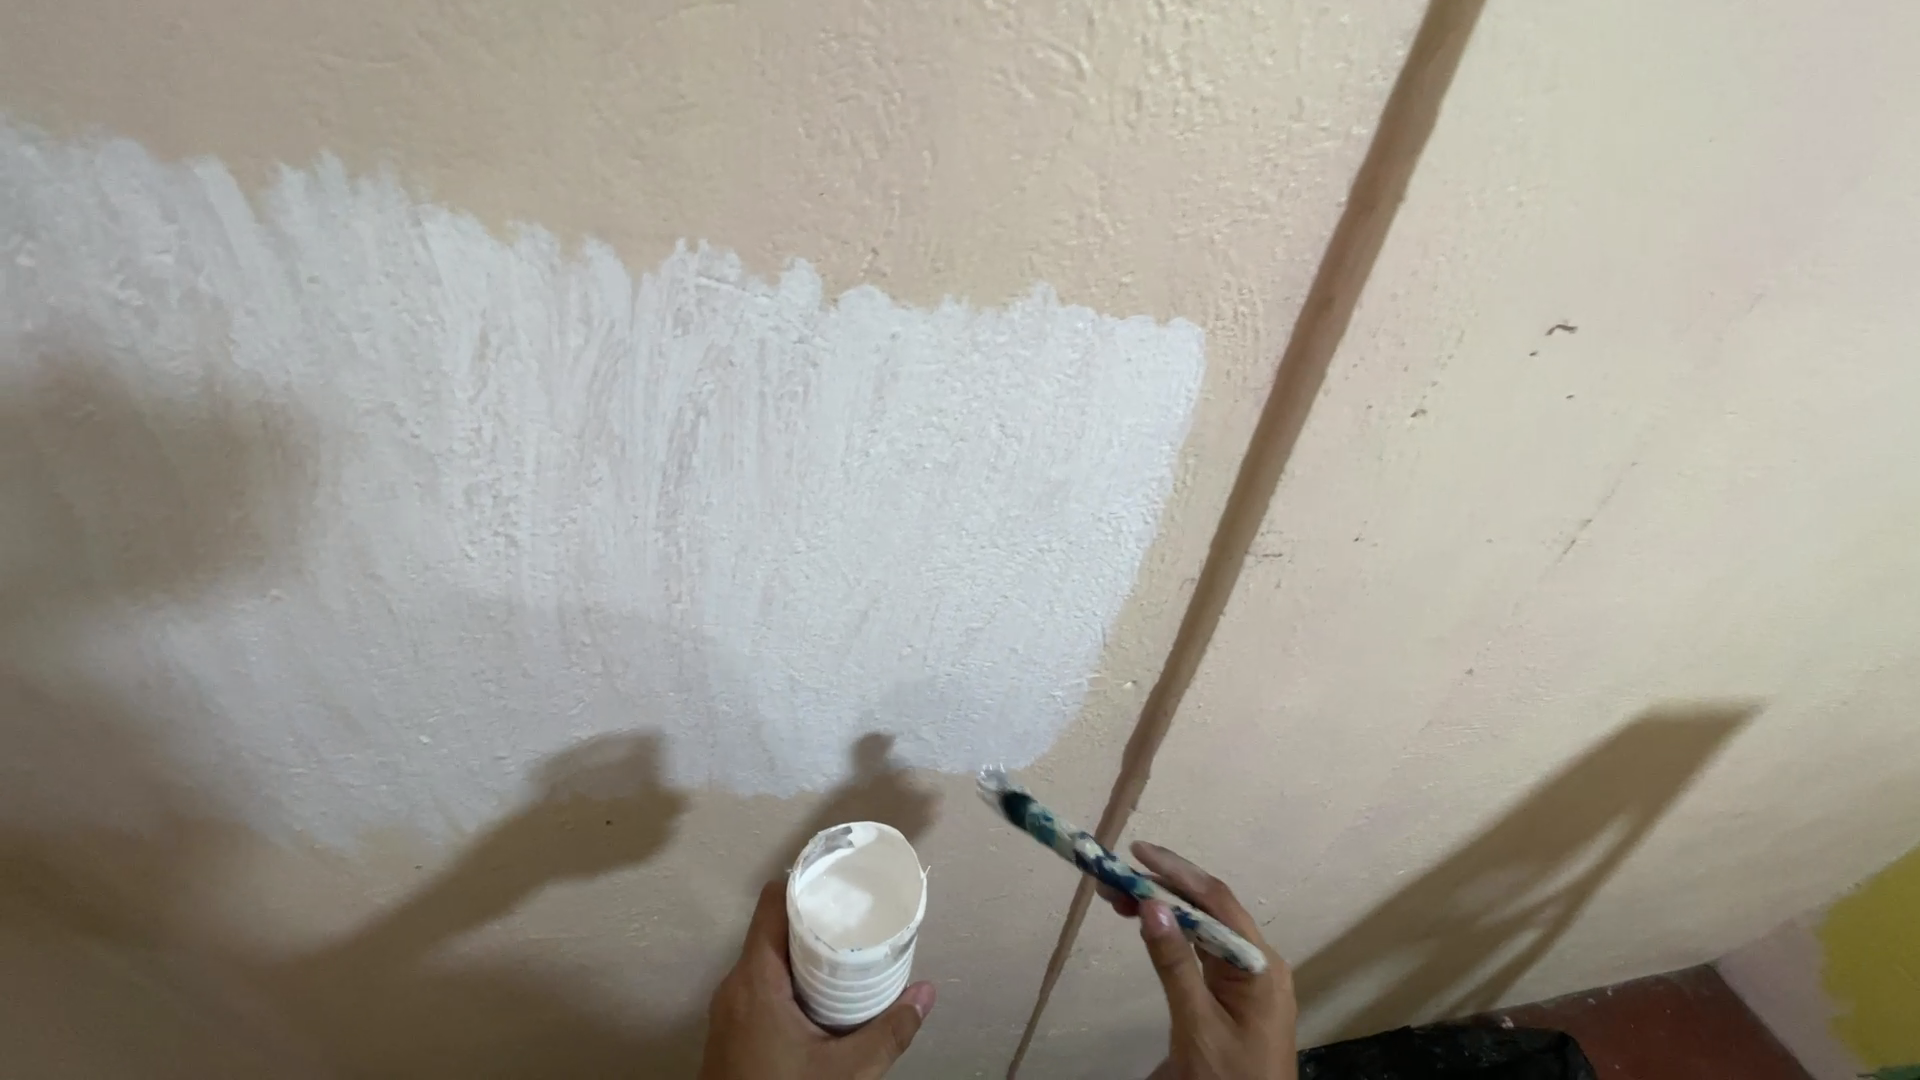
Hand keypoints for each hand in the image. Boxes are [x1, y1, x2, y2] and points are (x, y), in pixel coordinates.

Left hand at [698, 881, 936, 1079]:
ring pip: (766, 956)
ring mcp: (728, 1010)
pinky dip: (788, 976)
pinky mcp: (730, 1031)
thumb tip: (927, 992)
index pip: (773, 903)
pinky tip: (819, 989)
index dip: (804, 882)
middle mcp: (734, 986)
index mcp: (754, 980)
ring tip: (844, 946)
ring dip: (802, 949)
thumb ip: (888, 1032)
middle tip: (855, 913)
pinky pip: (759, 983)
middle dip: (814, 917)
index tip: (839, 879)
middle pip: (772, 927)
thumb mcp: (845, 1073)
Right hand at [1098, 842, 1297, 1079]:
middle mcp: (1257, 962)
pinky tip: (1148, 925)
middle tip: (1113, 881)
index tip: (1135, 853)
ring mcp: (1246, 978)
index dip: (1176, 871)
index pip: (1215, 900)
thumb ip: (1175, 963)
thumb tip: (1151, 902)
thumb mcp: (1197, 1026)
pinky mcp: (1232, 993)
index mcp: (1259, 965)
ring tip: (1118, 898)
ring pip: (1202, 926)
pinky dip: (1172, 933)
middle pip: (1208, 908)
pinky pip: (1201, 948)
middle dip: (1161, 887)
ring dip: (1163, 908)